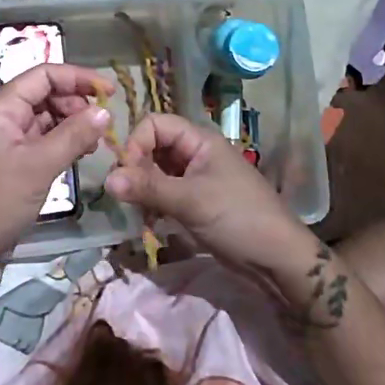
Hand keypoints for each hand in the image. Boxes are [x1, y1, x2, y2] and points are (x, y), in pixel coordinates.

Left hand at [0, 64, 110, 301]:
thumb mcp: (39, 166)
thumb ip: (74, 135)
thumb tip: (106, 111)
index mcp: (1, 106)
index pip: (44, 74)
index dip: (79, 78)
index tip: (111, 92)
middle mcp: (3, 116)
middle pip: (46, 93)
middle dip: (77, 103)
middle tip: (102, 127)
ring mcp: (7, 139)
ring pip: (47, 117)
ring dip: (72, 124)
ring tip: (94, 144)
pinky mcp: (12, 160)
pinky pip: (43, 139)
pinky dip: (63, 142)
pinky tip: (80, 155)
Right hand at [106, 114, 313, 270]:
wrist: (277, 260)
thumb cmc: (238, 219)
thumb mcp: (190, 201)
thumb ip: (148, 188)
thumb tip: (107, 179)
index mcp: (200, 140)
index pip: (155, 124)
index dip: (136, 143)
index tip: (126, 174)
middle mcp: (196, 153)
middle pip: (153, 147)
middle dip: (136, 169)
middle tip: (128, 196)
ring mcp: (196, 178)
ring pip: (156, 172)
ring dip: (143, 189)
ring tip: (139, 212)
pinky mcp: (196, 202)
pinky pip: (164, 193)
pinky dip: (153, 204)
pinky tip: (150, 222)